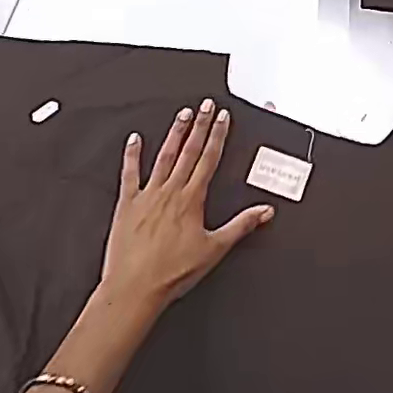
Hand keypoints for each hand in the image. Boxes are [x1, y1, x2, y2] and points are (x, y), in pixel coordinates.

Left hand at [98, 98, 273, 312]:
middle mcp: (170, 191)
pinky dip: (132, 155)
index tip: (221, 117)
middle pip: (188, 151)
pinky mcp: (127, 204)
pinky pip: (130, 174)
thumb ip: (241, 226)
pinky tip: (135, 140)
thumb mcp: (215, 249)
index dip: (216, 135)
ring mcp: (147, 195)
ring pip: (163, 156)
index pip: (208, 159)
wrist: (135, 287)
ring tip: (182, 114)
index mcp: (191, 199)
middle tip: (204, 105)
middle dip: (198, 125)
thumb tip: (264, 211)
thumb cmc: (173, 272)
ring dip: (174, 133)